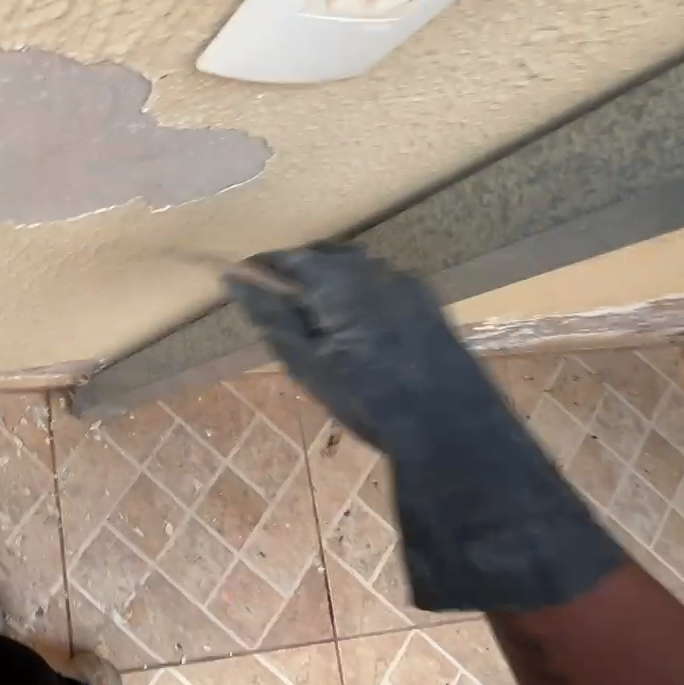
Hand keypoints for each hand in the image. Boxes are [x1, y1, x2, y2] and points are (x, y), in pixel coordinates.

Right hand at [225, 245, 508, 455]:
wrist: (450, 429)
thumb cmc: (365, 397)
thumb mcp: (304, 361)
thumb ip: (269, 315)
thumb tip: (233, 278)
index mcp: (339, 280)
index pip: (290, 257)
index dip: (262, 266)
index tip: (240, 278)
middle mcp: (375, 271)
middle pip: (326, 255)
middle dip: (298, 269)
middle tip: (273, 296)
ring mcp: (408, 285)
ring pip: (357, 267)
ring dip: (329, 278)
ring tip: (312, 312)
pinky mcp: (428, 304)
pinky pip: (383, 283)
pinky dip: (358, 291)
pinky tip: (355, 323)